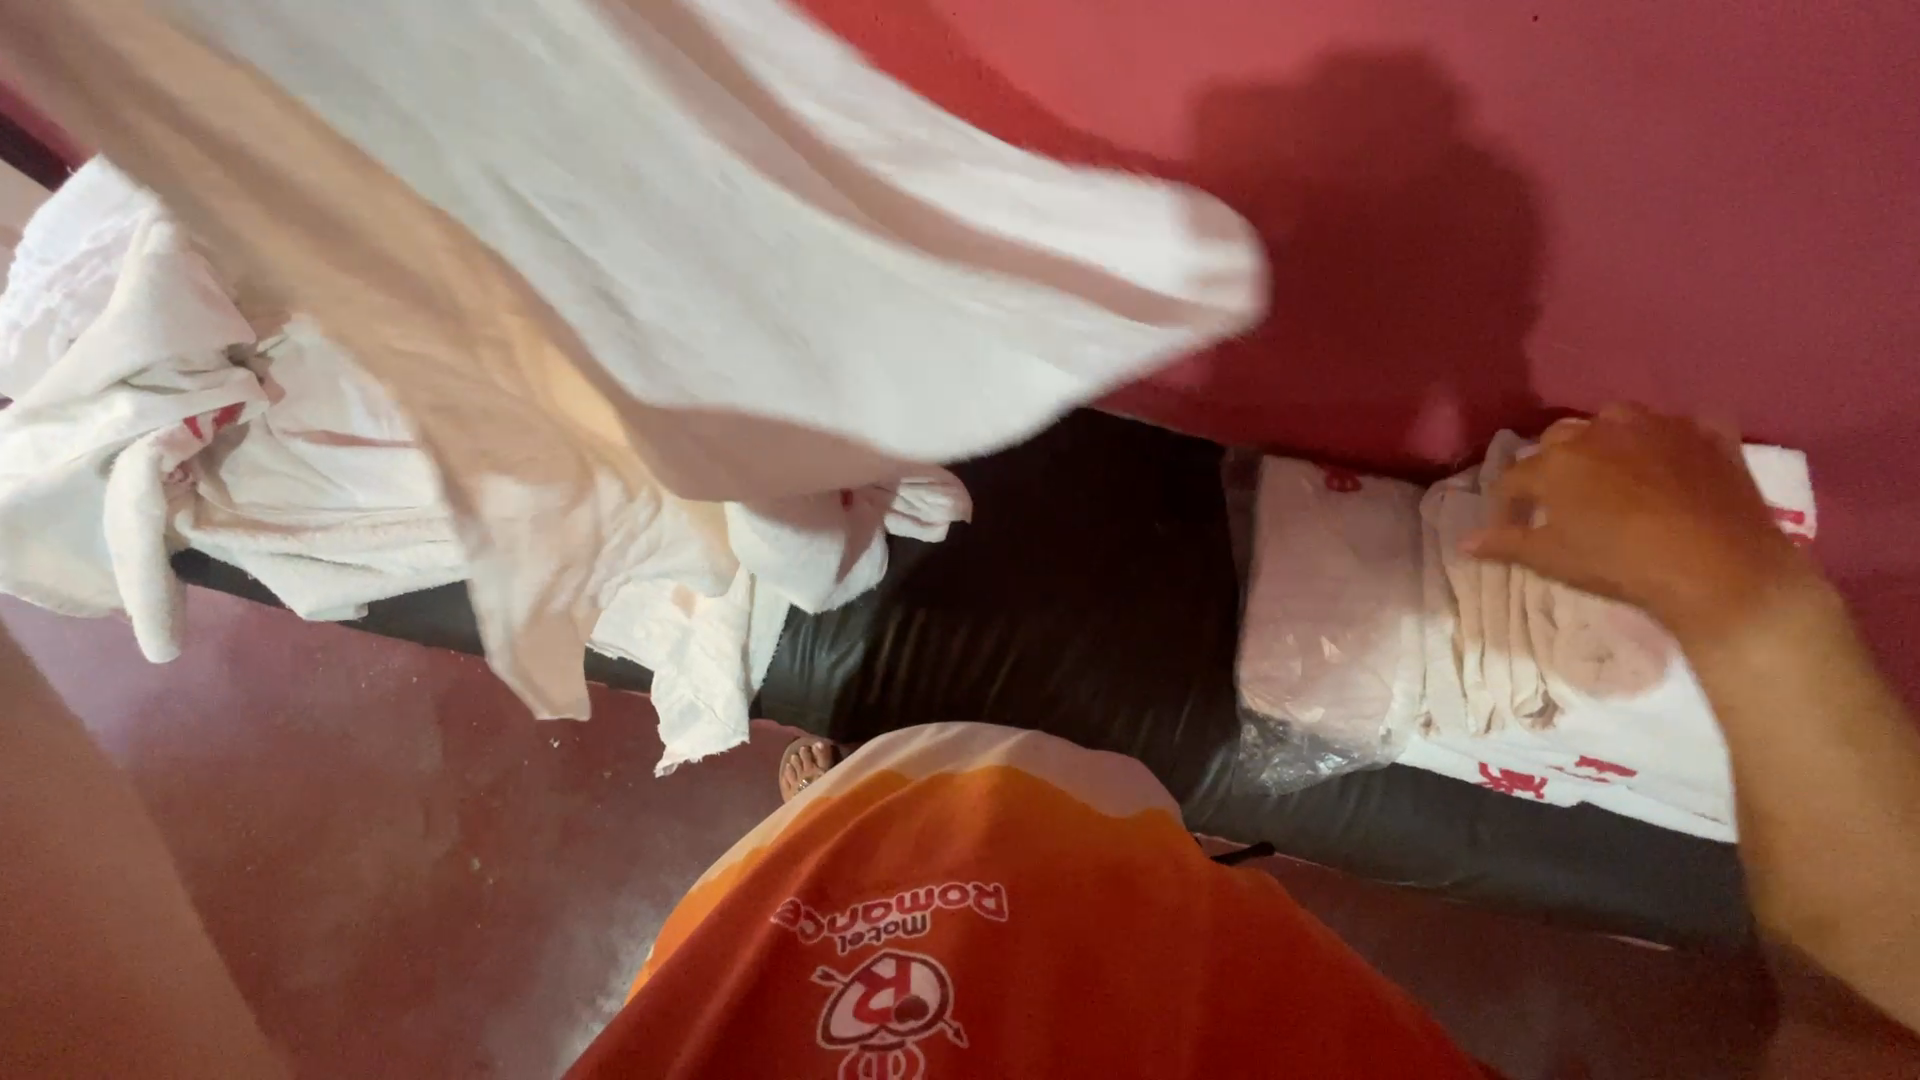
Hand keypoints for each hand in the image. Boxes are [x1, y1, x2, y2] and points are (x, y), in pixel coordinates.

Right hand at [1464, 404, 1819, 641]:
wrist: (1718, 568)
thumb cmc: (1618, 562)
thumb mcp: (1550, 558)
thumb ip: (1504, 543)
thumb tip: (1464, 542)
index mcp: (1555, 463)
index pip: (1513, 478)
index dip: (1506, 502)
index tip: (1509, 524)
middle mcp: (1599, 433)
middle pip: (1560, 437)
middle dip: (1553, 462)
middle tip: (1559, 495)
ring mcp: (1658, 429)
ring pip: (1617, 418)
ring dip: (1605, 437)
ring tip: (1610, 466)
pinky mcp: (1709, 436)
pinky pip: (1683, 424)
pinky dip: (1671, 437)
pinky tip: (1671, 457)